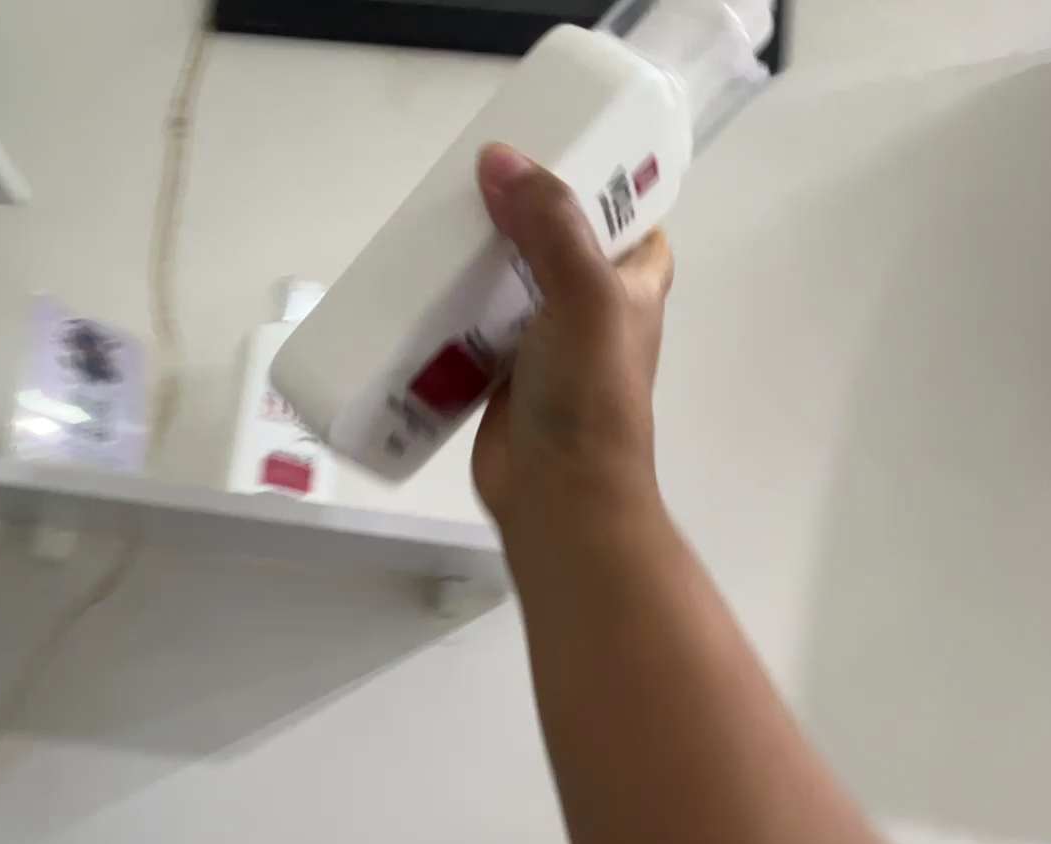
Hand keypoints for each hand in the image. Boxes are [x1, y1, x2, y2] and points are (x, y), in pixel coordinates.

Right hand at [471, 143, 675, 540]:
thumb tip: (497, 159)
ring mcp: (541, 340)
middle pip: (552, 240)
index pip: (621, 210)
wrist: (557, 491)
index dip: (590, 175)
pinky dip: (452, 307)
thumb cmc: (590, 393)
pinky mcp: (498, 371)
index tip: (544, 145)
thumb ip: (548, 225)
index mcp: (631, 279)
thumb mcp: (583, 295)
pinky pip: (473, 325)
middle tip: (470, 181)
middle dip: (516, 213)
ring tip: (437, 222)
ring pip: (508, 282)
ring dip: (478, 259)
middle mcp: (588, 305)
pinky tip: (419, 285)